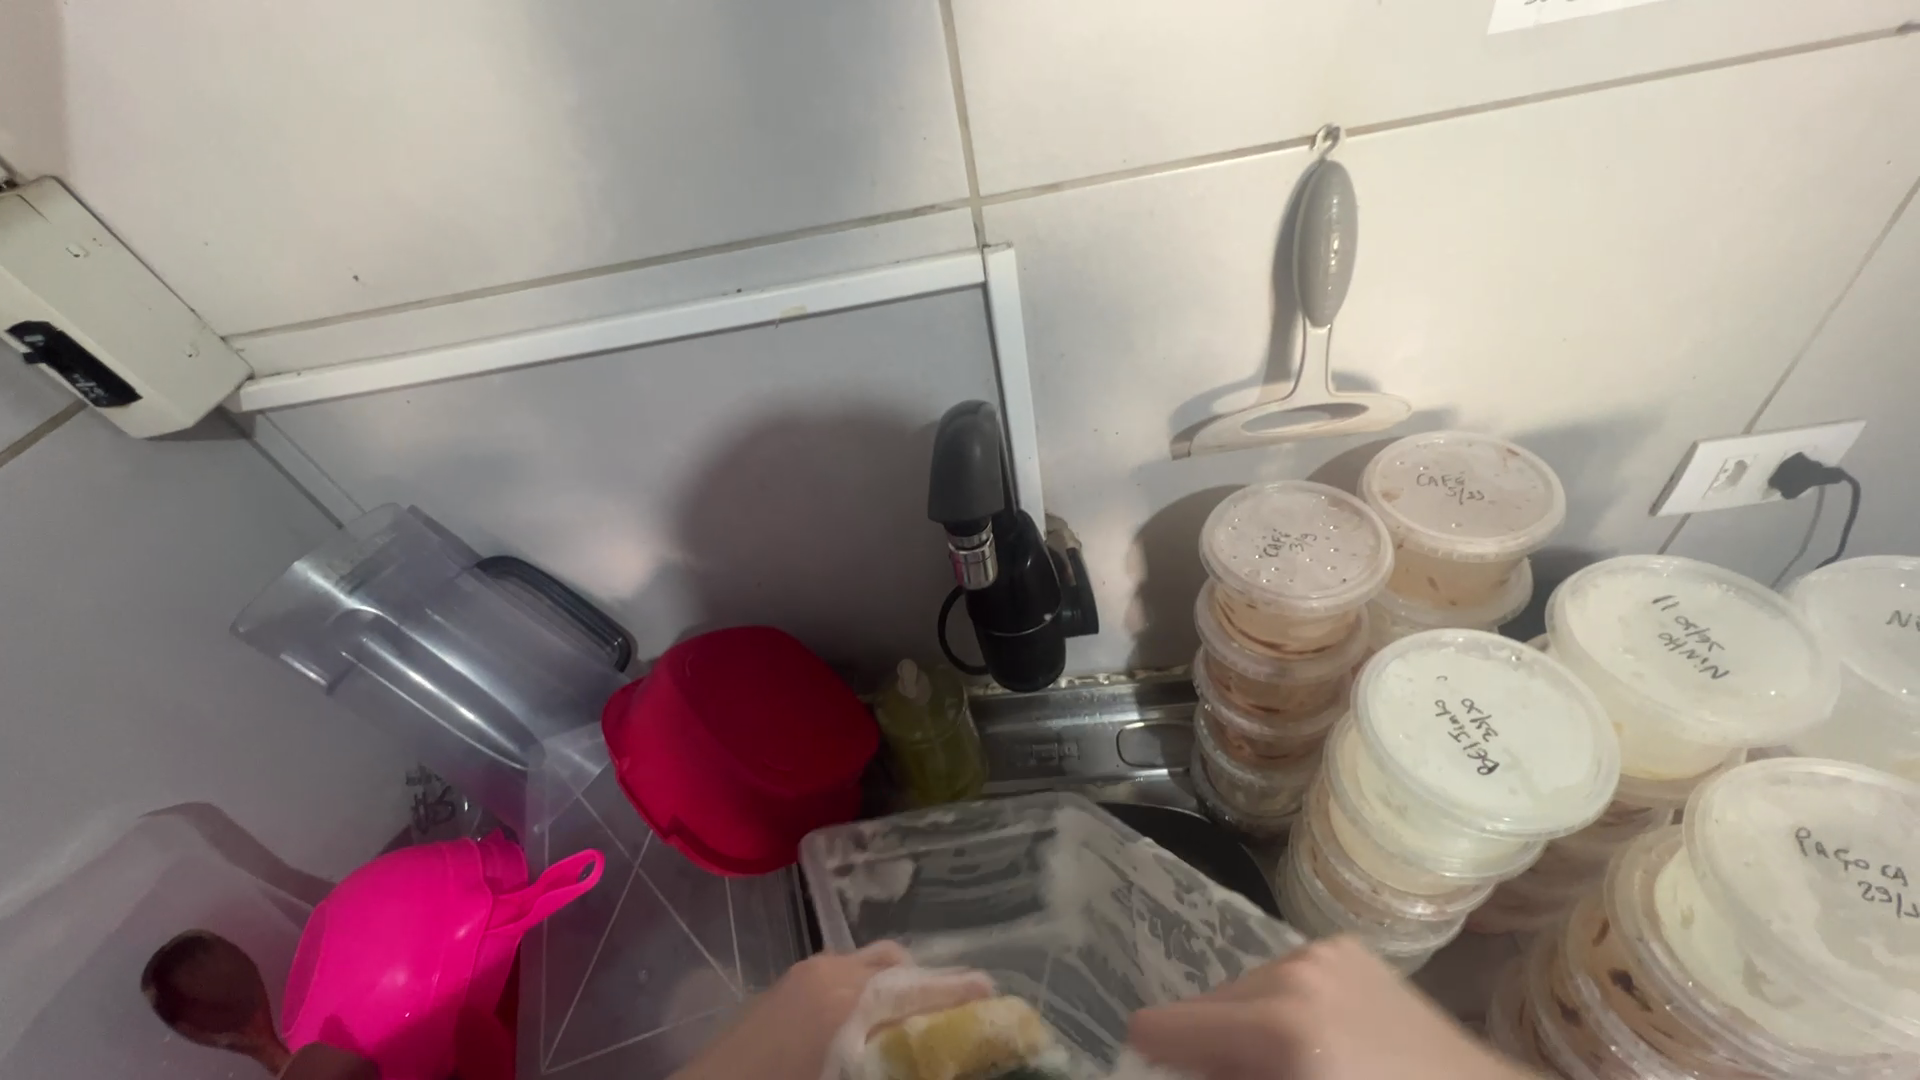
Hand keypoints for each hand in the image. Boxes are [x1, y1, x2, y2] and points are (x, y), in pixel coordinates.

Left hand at [672, 942, 991, 1079]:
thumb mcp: (848, 1078)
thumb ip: (894, 1061)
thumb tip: (931, 1056)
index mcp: (847, 1002)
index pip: (919, 988)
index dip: (959, 990)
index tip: (992, 992)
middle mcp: (830, 973)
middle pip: (896, 962)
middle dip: (928, 983)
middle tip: (953, 1013)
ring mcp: (804, 974)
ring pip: (868, 964)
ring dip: (896, 985)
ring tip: (910, 1022)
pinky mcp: (784, 985)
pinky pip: (842, 973)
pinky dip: (866, 990)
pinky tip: (863, 1025)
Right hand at [1128, 936, 1536, 1079]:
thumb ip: (1223, 1078)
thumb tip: (1179, 1068)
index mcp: (1278, 1027)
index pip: (1167, 1026)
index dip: (1156, 1055)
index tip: (1162, 1071)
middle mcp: (1291, 972)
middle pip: (1208, 1005)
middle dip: (1211, 1048)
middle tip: (1241, 1077)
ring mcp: (1321, 953)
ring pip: (1246, 987)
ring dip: (1249, 1026)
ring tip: (1288, 1064)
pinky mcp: (1346, 948)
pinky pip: (1286, 974)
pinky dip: (1284, 1005)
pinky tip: (1319, 1039)